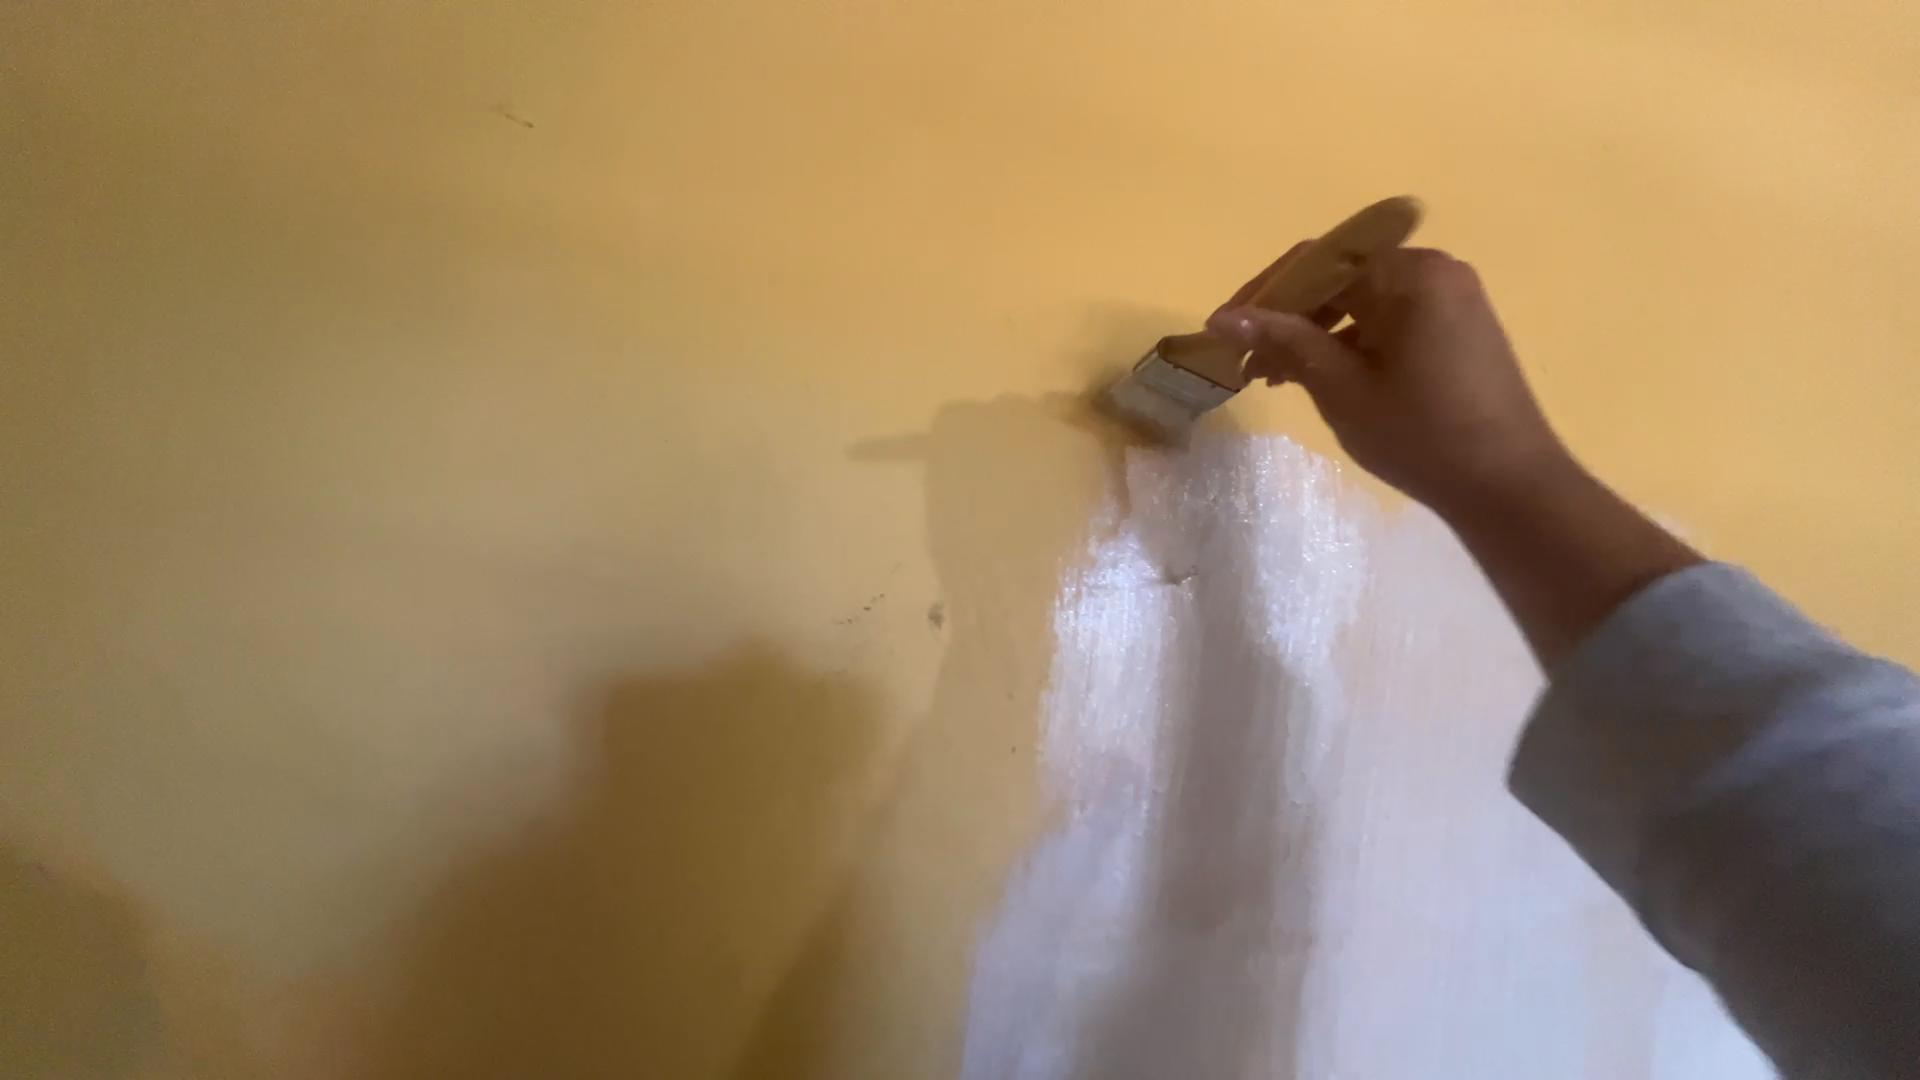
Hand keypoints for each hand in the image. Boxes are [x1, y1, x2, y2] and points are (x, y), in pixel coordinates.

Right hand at [1206, 246, 1574, 514]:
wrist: (1505, 484)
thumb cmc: (1417, 433)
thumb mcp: (1340, 386)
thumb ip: (1282, 342)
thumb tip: (1221, 318)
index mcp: (1409, 275)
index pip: (1316, 264)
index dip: (1262, 296)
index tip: (1223, 333)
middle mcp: (1432, 273)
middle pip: (1337, 278)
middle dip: (1284, 318)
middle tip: (1245, 361)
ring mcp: (1447, 300)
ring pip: (1357, 303)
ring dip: (1310, 335)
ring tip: (1273, 379)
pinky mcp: (1451, 329)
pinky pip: (1383, 321)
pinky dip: (1345, 344)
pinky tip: (1317, 379)